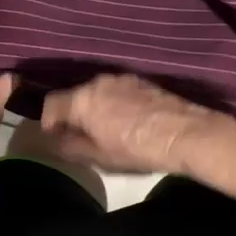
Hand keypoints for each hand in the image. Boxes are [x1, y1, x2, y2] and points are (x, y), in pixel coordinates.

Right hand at [40, 74, 232, 174]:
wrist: (186, 134)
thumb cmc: (137, 149)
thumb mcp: (99, 157)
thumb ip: (71, 147)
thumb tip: (55, 142)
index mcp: (81, 99)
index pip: (51, 103)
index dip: (49, 122)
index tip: (57, 138)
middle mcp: (97, 82)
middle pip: (75, 96)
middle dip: (74, 115)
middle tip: (84, 137)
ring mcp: (121, 78)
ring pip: (97, 92)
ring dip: (96, 108)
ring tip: (109, 130)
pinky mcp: (141, 81)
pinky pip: (117, 91)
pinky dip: (115, 104)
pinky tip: (130, 122)